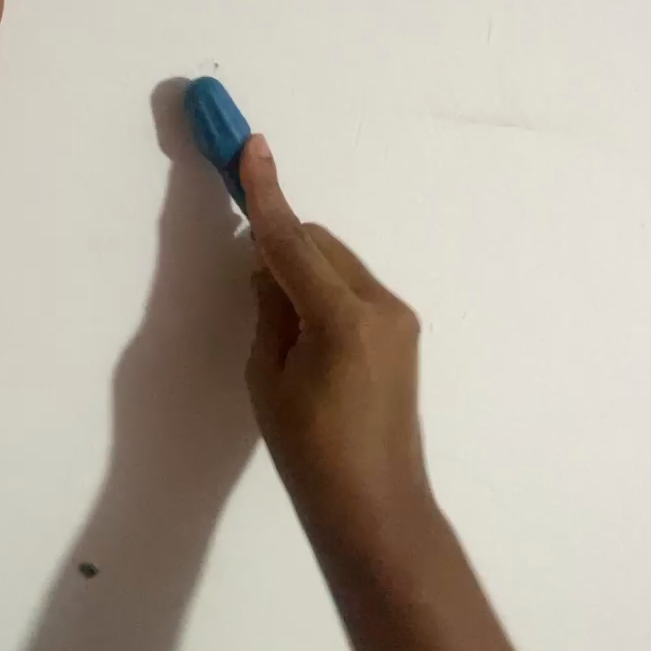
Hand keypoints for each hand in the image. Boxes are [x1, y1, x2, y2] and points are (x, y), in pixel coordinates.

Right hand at [238, 135, 431, 517]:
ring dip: (300, 267)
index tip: (252, 147)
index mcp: (342, 317)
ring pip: (334, 263)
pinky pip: (348, 286)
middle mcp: (380, 305)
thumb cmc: (307, 447)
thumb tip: (269, 267)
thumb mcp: (268, 374)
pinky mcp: (401, 331)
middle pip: (318, 243)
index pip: (291, 242)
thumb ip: (269, 308)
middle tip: (249, 280)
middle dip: (280, 243)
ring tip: (278, 322)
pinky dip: (318, 287)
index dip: (266, 194)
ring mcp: (398, 317)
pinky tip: (304, 331)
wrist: (375, 503)